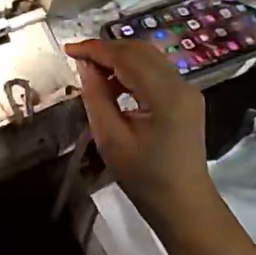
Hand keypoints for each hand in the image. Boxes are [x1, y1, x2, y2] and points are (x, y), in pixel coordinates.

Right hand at [64, 38, 217, 223]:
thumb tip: (85, 66)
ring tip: (92, 73)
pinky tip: (114, 85)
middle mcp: (181, 84)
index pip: (126, 57)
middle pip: (140, 51)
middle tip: (77, 58)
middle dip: (107, 50)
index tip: (68, 49)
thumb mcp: (111, 139)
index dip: (95, 49)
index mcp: (165, 95)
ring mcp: (187, 90)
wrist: (184, 205)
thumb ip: (96, 97)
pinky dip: (133, 71)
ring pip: (149, 58)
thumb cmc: (144, 178)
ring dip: (119, 59)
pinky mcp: (186, 98)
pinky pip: (156, 72)